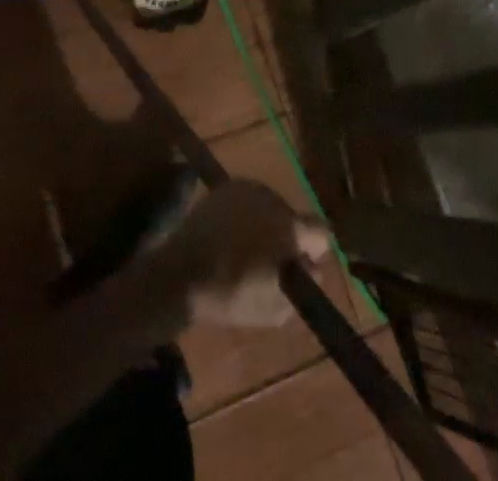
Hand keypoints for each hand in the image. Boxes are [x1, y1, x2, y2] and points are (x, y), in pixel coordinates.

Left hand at [156, 180, 329, 327]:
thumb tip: (310, 269)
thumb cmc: (230, 294)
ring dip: (265, 224)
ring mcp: (243, 190)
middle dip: (287, 236)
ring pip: (268, 207)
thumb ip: (303, 285)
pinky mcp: (221, 191)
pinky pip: (245, 203)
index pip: (320, 231)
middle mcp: (271, 198)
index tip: (301, 266)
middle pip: (292, 217)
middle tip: (271, 261)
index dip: (314, 250)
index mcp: (289, 225)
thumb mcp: (277, 307)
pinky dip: (243, 217)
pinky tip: (230, 237)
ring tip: (247, 249)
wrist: (177, 277)